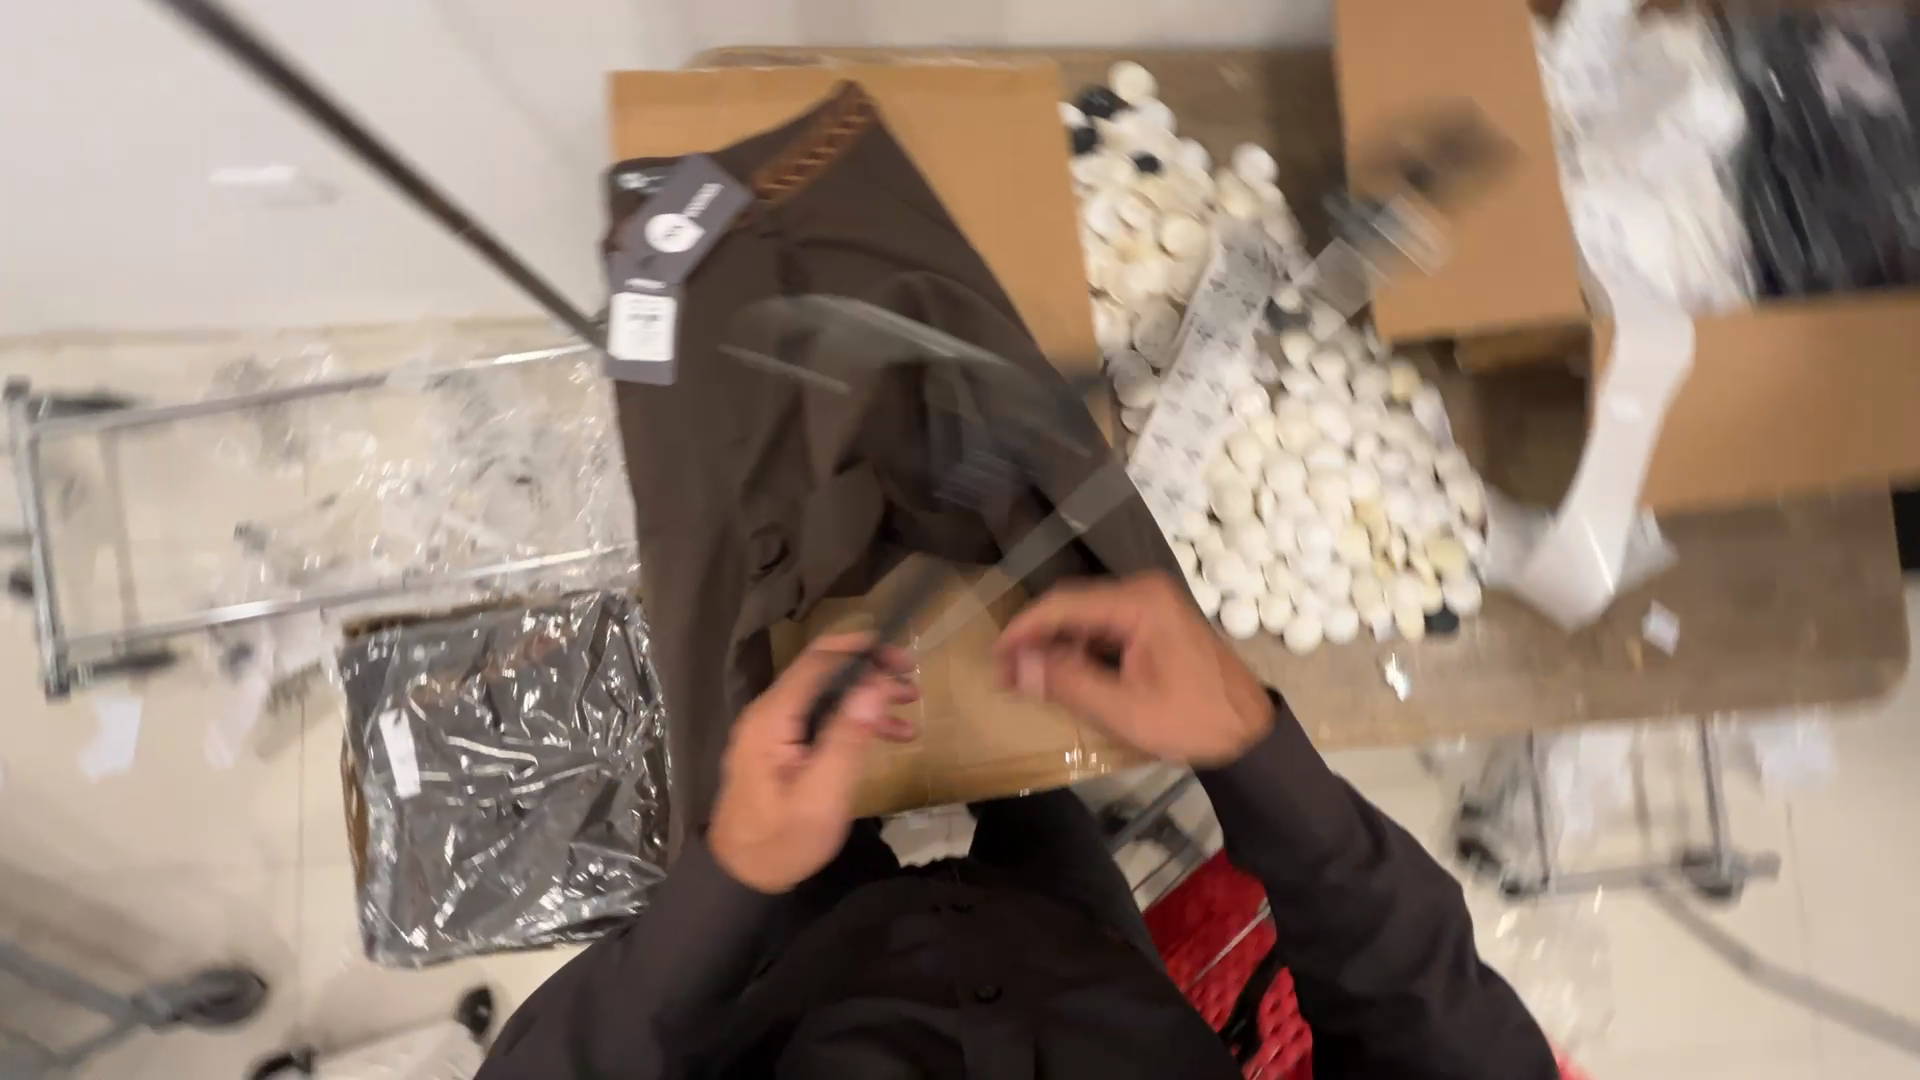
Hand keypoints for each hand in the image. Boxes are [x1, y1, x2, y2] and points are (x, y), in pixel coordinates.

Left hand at [709, 635, 918, 893]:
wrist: (742, 878)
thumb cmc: (784, 840)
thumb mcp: (822, 795)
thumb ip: (847, 737)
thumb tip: (874, 685)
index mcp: (773, 718)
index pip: (819, 661)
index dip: (861, 650)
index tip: (900, 655)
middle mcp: (770, 712)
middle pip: (825, 671)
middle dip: (870, 669)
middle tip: (911, 677)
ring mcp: (775, 728)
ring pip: (829, 693)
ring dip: (870, 694)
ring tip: (911, 703)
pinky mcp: (783, 745)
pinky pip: (824, 717)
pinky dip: (857, 720)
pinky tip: (893, 734)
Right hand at [994, 572, 1271, 766]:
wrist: (1251, 736)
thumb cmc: (1193, 721)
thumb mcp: (1125, 709)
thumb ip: (1067, 682)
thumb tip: (1015, 666)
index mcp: (1140, 602)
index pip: (1065, 603)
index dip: (1024, 628)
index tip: (994, 652)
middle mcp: (1144, 592)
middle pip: (1073, 606)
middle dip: (1036, 638)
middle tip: (1003, 669)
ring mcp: (1151, 606)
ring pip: (1086, 617)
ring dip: (1055, 644)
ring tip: (1024, 674)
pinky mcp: (1153, 623)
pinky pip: (1104, 628)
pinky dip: (1079, 649)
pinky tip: (1060, 673)